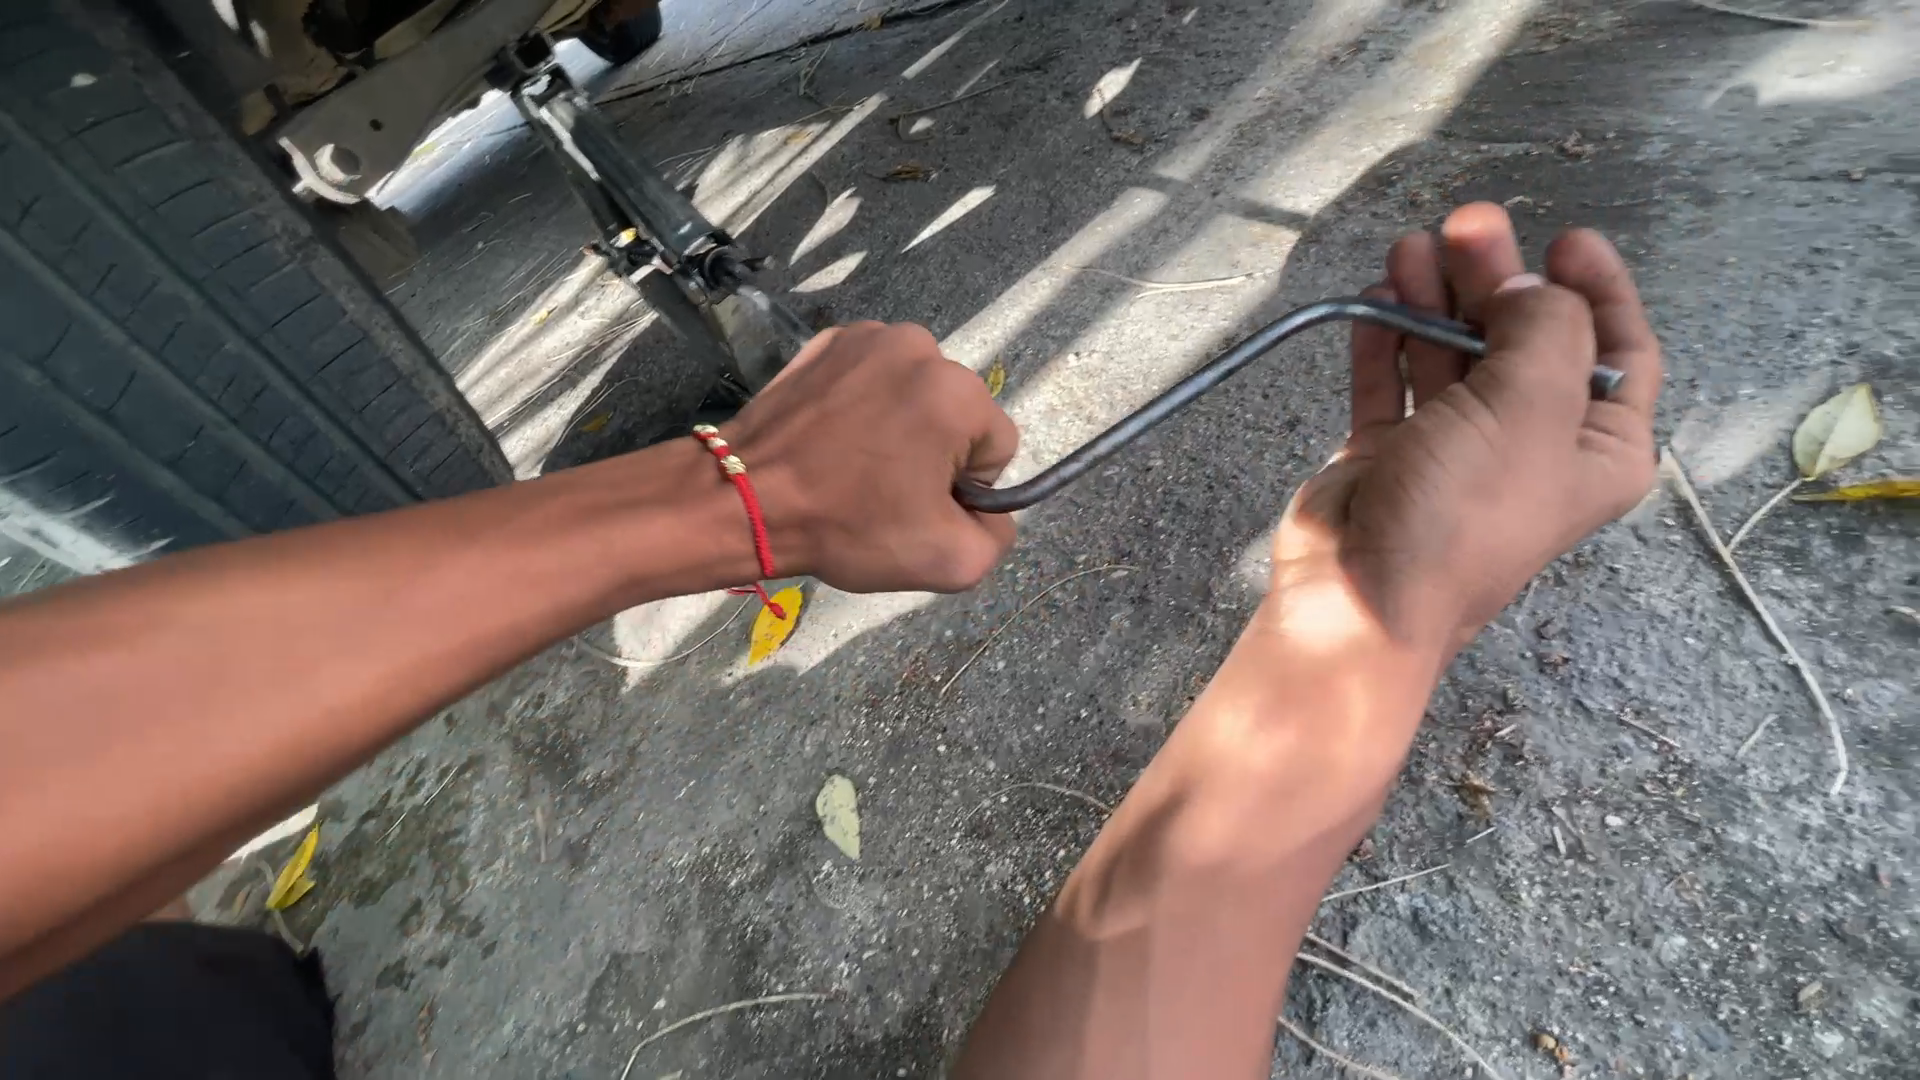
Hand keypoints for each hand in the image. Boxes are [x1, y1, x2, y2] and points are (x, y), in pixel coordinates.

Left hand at [722, 320, 1018, 592]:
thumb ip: (999, 534)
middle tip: (885, 488)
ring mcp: (868, 335)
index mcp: (958, 394)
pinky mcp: (827, 340)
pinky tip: (834, 436)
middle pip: (957, 413)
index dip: (966, 487)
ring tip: (855, 462)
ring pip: (916, 391)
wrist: (743, 501)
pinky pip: (872, 376)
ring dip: (902, 423)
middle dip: (935, 451)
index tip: (920, 505)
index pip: (998, 445)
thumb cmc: (849, 527)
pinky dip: (863, 403)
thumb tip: (991, 508)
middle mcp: (920, 347)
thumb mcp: (951, 561)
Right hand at [1271, 203, 1661, 653]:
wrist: (1361, 589)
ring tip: (1408, 249)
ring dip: (1431, 303)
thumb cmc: (1464, 508)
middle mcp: (1523, 443)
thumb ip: (1541, 329)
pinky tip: (1376, 301)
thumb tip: (1522, 290)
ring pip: (1446, 358)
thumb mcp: (1531, 408)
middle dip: (1494, 281)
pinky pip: (1388, 387)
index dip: (1599, 290)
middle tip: (1464, 226)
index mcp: (1591, 446)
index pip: (1617, 352)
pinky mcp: (1383, 454)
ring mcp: (1447, 448)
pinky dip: (1384, 344)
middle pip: (1517, 342)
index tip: (1566, 238)